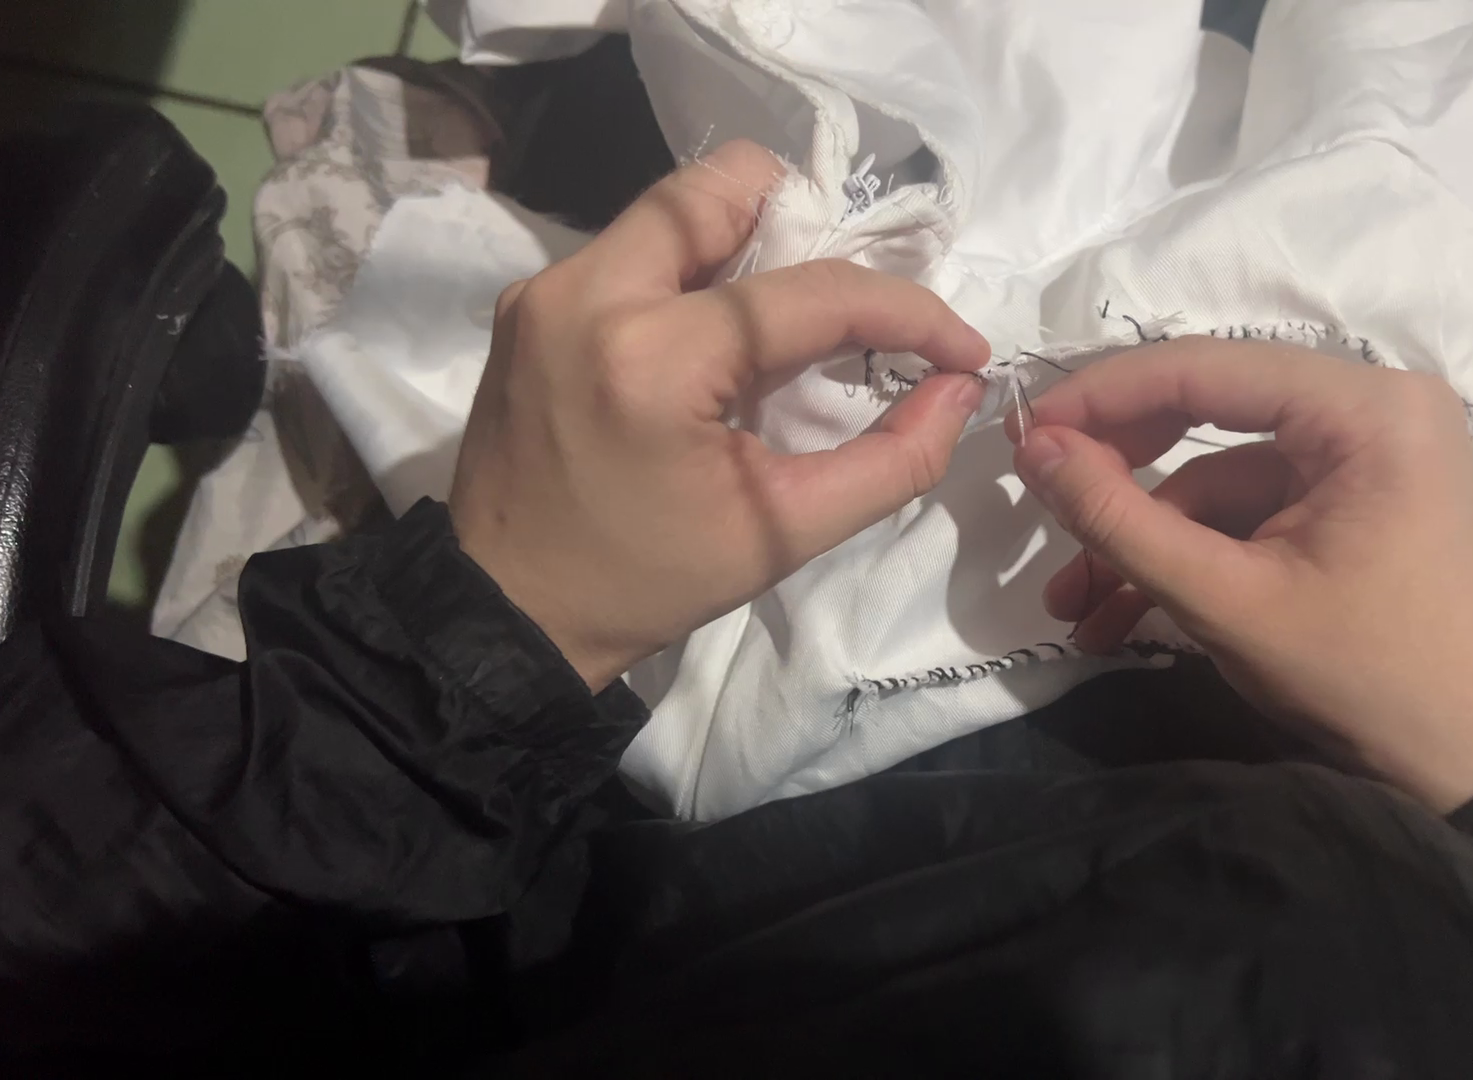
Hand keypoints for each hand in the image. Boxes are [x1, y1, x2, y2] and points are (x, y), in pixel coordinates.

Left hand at [451, 141, 988, 691]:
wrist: (512, 611)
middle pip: (724, 186)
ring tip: (786, 328)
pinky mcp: (529, 303)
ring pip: (677, 207)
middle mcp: (587, 292)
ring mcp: (546, 289)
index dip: (908, 309)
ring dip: (754, 245)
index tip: (959, 347)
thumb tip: (957, 389)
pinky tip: (715, 346)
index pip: (811, 293)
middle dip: (813, 227)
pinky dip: (699, 274)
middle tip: (849, 308)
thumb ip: (892, 462)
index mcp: (653, 359)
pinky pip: (636, 249)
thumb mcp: (786, 535)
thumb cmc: (651, 582)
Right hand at [1009, 341, 1472, 810]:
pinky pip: (1231, 515)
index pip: (1203, 368)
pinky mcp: (1332, 505)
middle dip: (1114, 468)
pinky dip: (1173, 558)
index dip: (1100, 394)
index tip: (1022, 429)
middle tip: (1041, 497)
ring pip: (1204, 476)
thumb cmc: (1363, 676)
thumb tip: (1032, 449)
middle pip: (1202, 410)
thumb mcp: (1222, 598)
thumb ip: (1117, 519)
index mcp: (1364, 410)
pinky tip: (1117, 617)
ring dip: (1134, 538)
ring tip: (1072, 604)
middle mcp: (1364, 411)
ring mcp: (1349, 461)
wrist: (1468, 770)